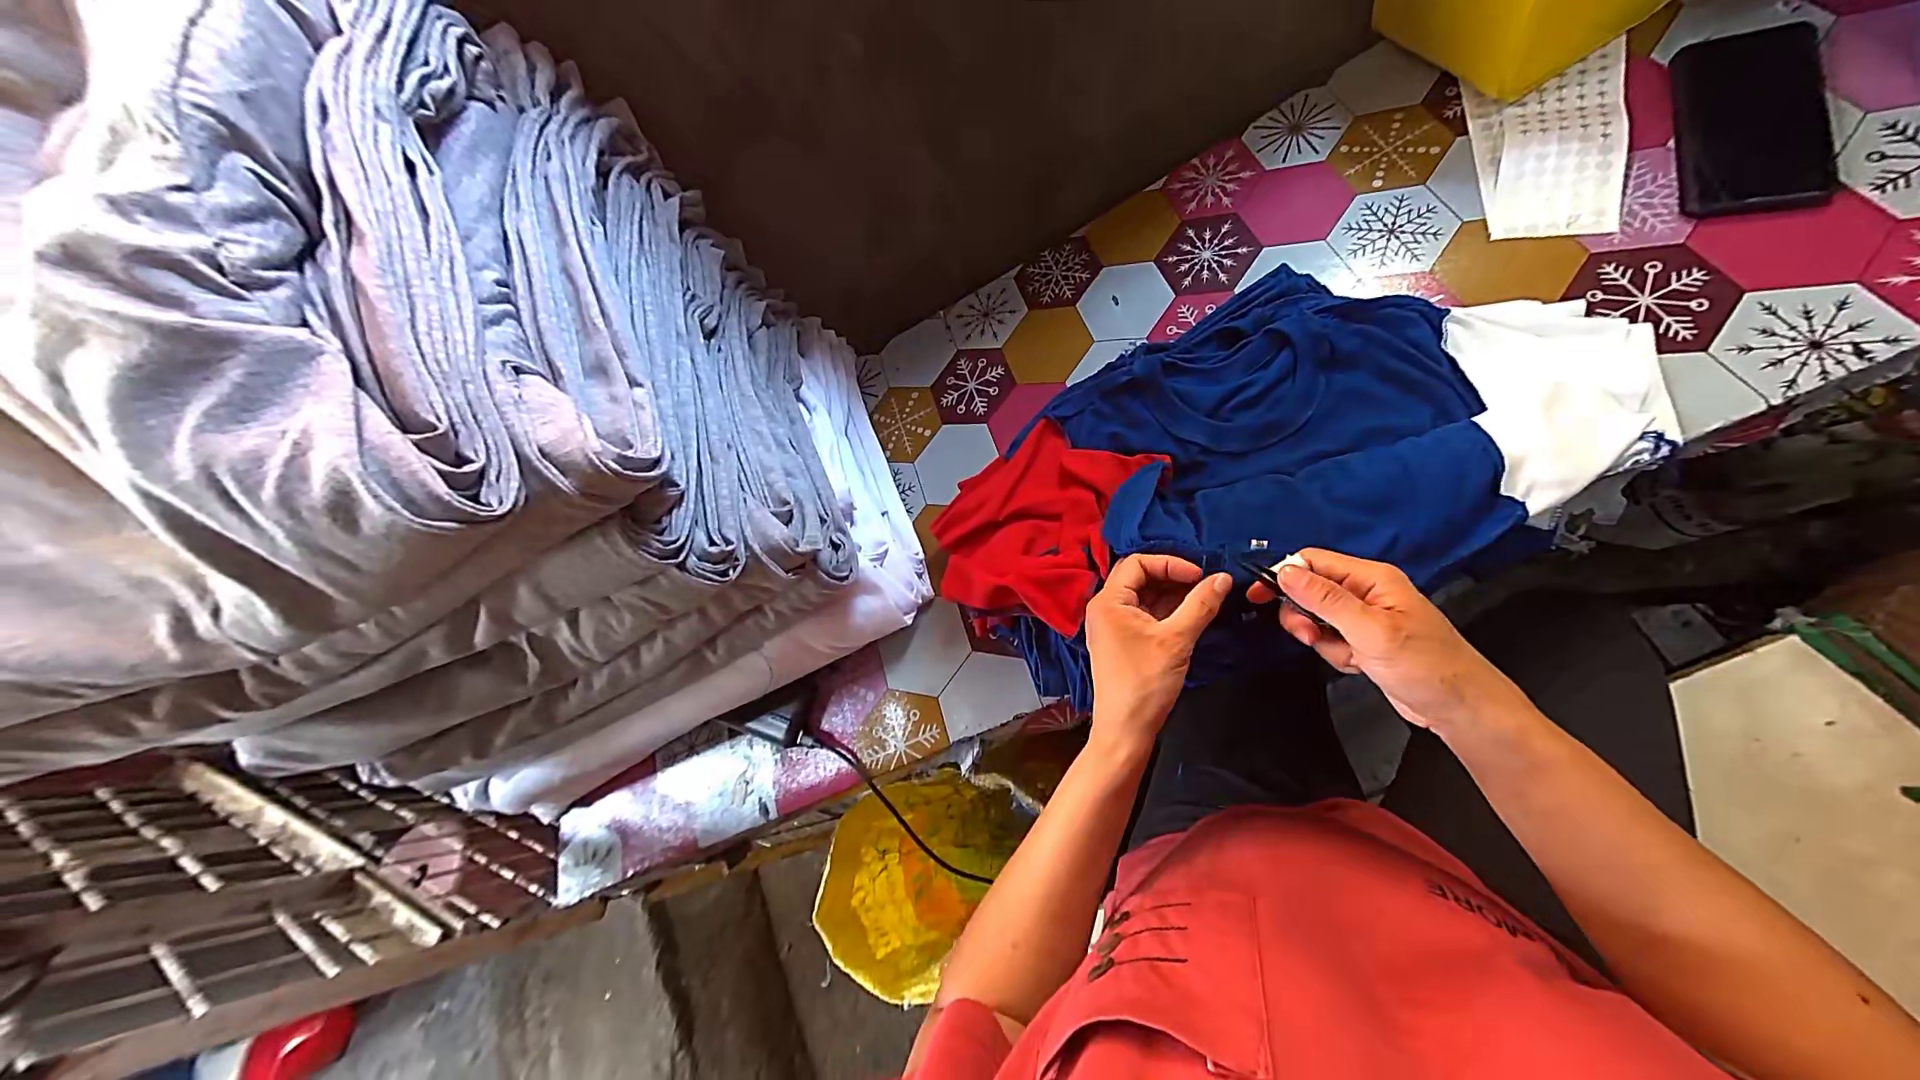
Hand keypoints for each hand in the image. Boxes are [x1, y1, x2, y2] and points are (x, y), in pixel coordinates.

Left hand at [1084, 554, 1231, 754]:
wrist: (1126, 729)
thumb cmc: (1143, 685)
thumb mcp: (1177, 640)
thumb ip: (1201, 605)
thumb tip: (1222, 578)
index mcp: (1107, 601)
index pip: (1137, 562)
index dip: (1170, 563)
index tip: (1199, 575)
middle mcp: (1105, 608)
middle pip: (1141, 577)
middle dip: (1174, 577)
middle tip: (1206, 585)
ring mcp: (1113, 625)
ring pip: (1146, 596)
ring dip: (1174, 594)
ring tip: (1205, 599)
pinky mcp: (1123, 640)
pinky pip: (1146, 614)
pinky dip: (1168, 611)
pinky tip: (1192, 615)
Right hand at [1250, 548, 1526, 735]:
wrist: (1459, 708)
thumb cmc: (1430, 666)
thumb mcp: (1370, 630)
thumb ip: (1324, 599)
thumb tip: (1287, 572)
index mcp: (1371, 578)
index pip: (1313, 561)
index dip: (1284, 575)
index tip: (1260, 596)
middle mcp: (1366, 593)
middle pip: (1309, 590)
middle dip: (1302, 615)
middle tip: (1311, 635)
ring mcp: (1364, 618)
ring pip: (1316, 618)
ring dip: (1322, 639)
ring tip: (1348, 654)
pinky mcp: (1362, 640)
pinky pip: (1329, 640)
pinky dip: (1335, 654)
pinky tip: (1358, 664)